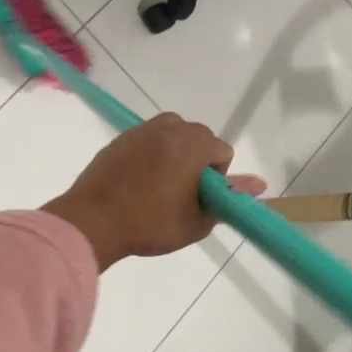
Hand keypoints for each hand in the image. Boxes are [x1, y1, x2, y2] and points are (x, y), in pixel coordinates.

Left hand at [41, 113, 265, 270]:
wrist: (92, 221)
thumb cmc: (149, 224)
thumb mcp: (197, 220)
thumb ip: (229, 199)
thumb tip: (259, 184)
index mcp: (191, 143)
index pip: (222, 152)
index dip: (215, 179)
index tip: (197, 200)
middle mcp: (166, 128)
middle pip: (197, 138)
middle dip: (195, 162)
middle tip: (179, 195)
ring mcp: (138, 131)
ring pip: (170, 136)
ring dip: (173, 155)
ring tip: (158, 188)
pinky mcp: (117, 139)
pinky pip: (145, 142)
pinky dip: (149, 156)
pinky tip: (136, 183)